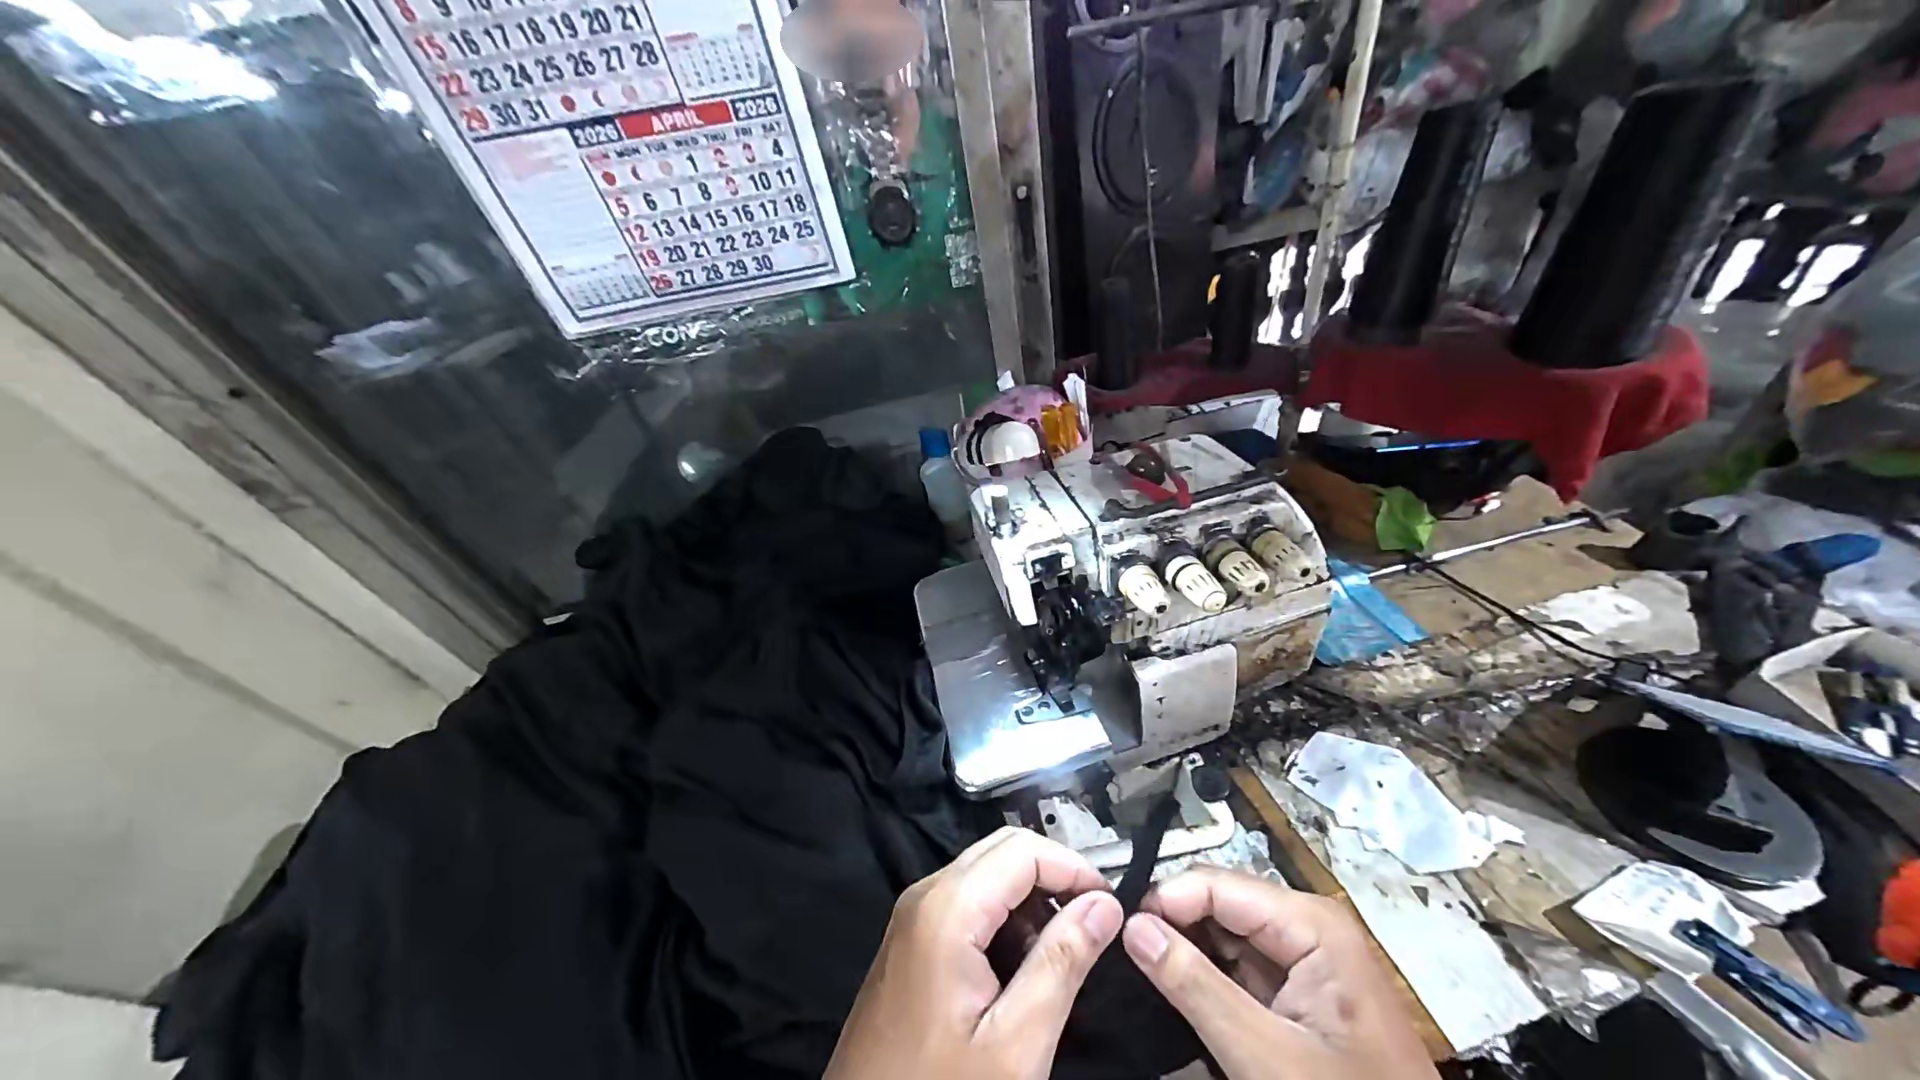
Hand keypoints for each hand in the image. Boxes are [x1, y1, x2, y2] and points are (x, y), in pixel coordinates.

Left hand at [825, 827, 1123, 1079]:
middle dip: (1055, 875)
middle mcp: (927, 894)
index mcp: (948, 907)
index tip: (1112, 906)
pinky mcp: (913, 934)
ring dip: (1031, 895)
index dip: (1074, 868)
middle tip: (1093, 923)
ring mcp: (915, 912)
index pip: (1024, 850)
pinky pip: (968, 897)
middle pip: (1004, 849)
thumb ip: (1061, 963)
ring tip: (1062, 951)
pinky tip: (1022, 963)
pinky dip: (1005, 913)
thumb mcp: (1015, 1042)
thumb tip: (1104, 905)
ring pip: (987, 870)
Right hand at [1122, 867, 1438, 1079]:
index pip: (1215, 885)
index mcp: (1311, 923)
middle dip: (1174, 924)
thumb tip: (1133, 927)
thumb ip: (1196, 986)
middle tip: (1127, 955)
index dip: (1165, 902)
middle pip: (1219, 903)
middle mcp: (1309, 924)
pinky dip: (1207, 974)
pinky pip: (1239, 962)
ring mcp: (1305, 955)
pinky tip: (1179, 988)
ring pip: (1224, 932)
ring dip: (1186, 950)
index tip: (1121, 932)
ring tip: (1144, 970)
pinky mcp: (1299, 985)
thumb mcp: (1267, 1055)